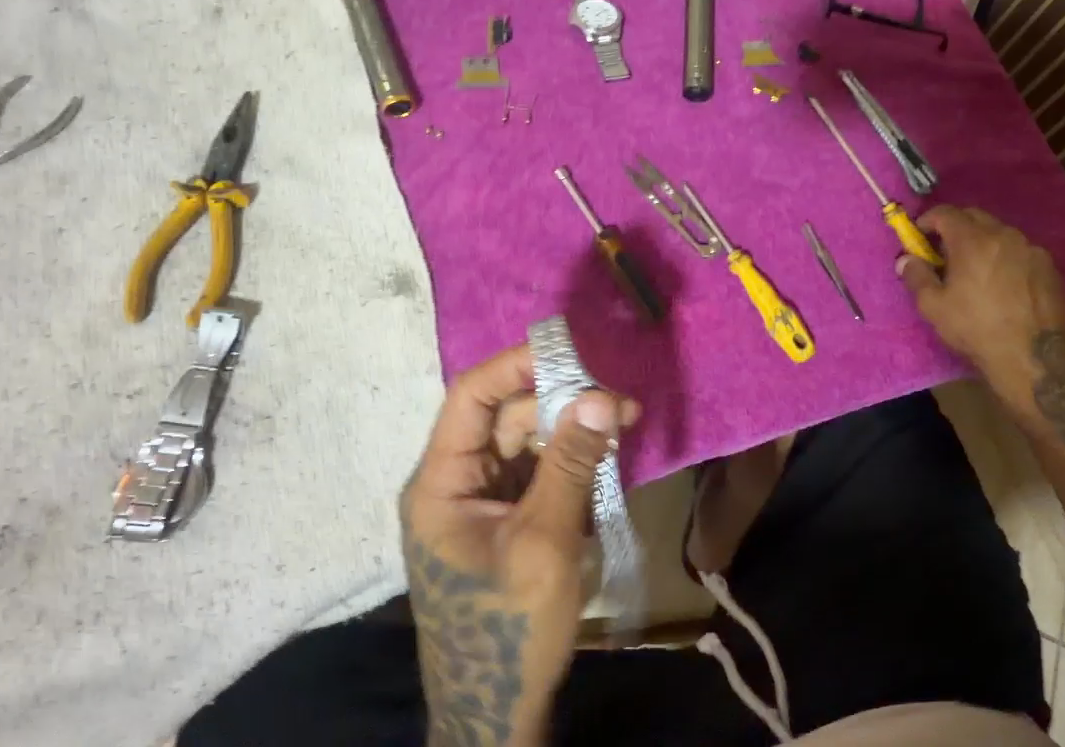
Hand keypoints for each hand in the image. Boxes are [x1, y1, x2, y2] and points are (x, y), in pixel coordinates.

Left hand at [399, 345, 639, 746]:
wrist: (496, 711)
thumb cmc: (509, 625)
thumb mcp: (545, 541)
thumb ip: (571, 465)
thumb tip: (600, 396)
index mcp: (441, 483)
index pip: (471, 398)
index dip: (516, 366)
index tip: (571, 352)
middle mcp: (455, 484)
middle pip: (506, 420)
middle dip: (561, 404)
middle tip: (620, 405)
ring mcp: (481, 505)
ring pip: (526, 445)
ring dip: (571, 434)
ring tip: (623, 428)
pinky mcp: (505, 524)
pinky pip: (536, 476)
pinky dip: (569, 465)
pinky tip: (605, 462)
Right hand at [898, 205, 1064, 414]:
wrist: (1034, 357)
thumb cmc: (976, 329)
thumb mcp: (934, 307)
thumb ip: (916, 277)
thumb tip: (906, 259)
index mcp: (973, 241)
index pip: (946, 212)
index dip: (928, 220)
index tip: (919, 236)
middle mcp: (1004, 235)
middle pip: (974, 216)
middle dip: (955, 227)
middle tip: (945, 252)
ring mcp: (1031, 249)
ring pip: (1000, 233)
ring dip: (982, 242)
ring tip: (975, 269)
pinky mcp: (1049, 266)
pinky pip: (1020, 251)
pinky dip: (1005, 257)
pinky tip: (1003, 283)